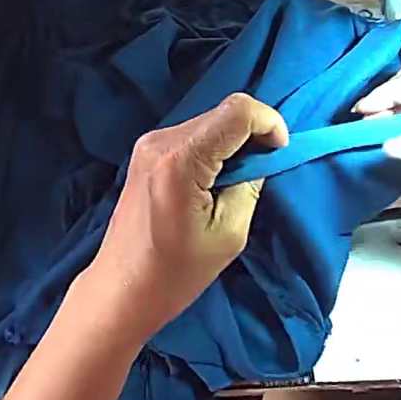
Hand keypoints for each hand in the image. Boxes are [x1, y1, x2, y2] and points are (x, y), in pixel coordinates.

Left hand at [67, 94, 287, 346]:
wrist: (121, 288)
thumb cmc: (174, 273)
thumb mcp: (229, 233)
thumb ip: (250, 184)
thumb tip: (262, 157)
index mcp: (181, 160)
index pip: (237, 111)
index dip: (269, 123)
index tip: (279, 152)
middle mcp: (160, 141)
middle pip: (224, 113)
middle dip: (252, 135)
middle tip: (261, 171)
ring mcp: (148, 143)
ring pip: (209, 122)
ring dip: (232, 143)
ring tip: (234, 183)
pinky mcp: (145, 152)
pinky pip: (193, 135)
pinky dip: (213, 149)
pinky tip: (212, 181)